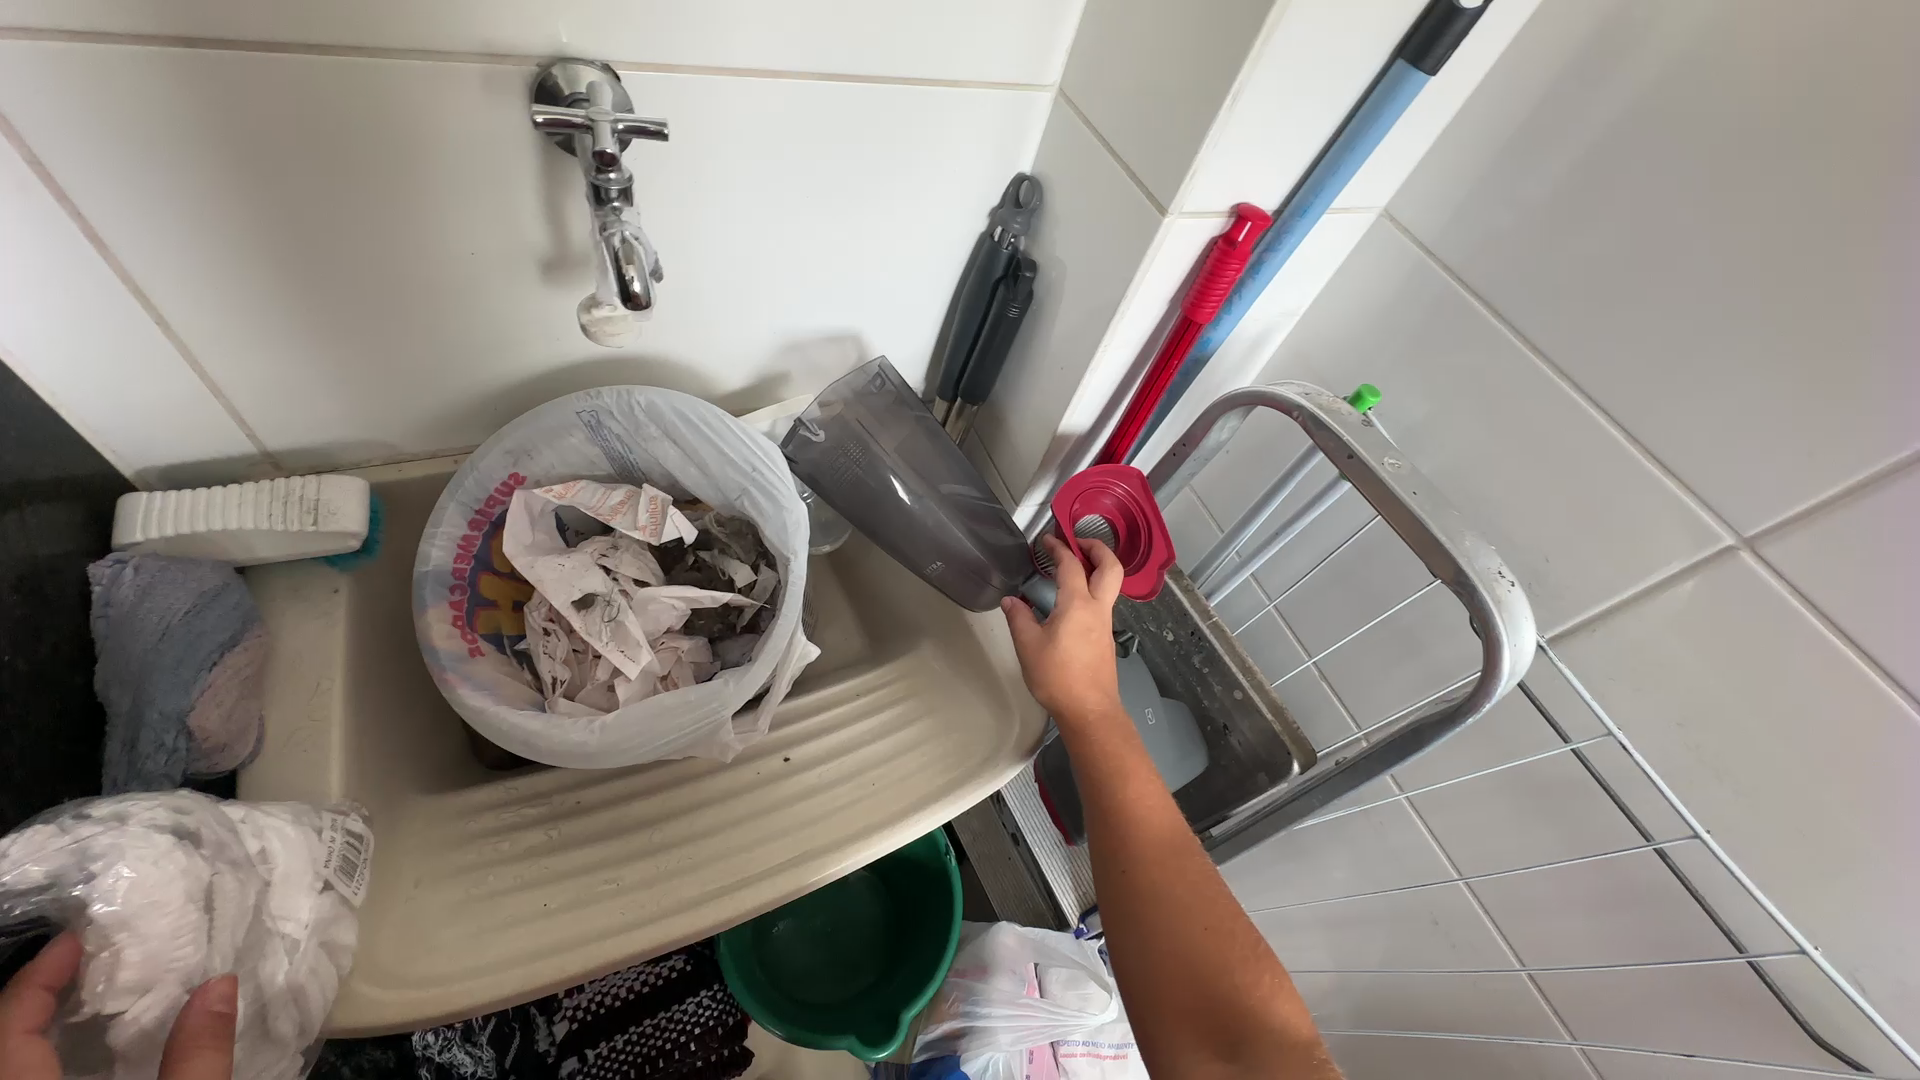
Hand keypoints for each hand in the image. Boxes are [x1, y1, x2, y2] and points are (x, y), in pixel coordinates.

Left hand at [0, 933, 238, 1079]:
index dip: (40, 978)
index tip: (77, 937)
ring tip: (86, 987)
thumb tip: (221, 982)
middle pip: (4, 1038)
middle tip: (88, 953)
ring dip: (37, 1020)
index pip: (13, 1028)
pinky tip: (82, 1037)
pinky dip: (41, 1047)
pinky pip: (21, 1072)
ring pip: (9, 1059)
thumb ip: (198, 1054)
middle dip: (38, 992)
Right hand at [1001, 535, 1125, 723]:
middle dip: (1097, 547)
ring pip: (1110, 585)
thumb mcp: (1028, 646)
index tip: (1046, 539)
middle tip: (1078, 541)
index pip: (1071, 565)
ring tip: (1074, 566)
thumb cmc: (1057, 677)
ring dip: (1097, 568)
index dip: (1058, 548)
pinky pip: (1104, 602)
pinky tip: (1072, 600)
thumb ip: (1019, 618)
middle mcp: (1098, 608)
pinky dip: (1093, 588)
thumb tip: (1011, 600)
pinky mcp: (1105, 638)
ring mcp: (1105, 623)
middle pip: (1110, 567)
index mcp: (1077, 605)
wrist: (1089, 710)